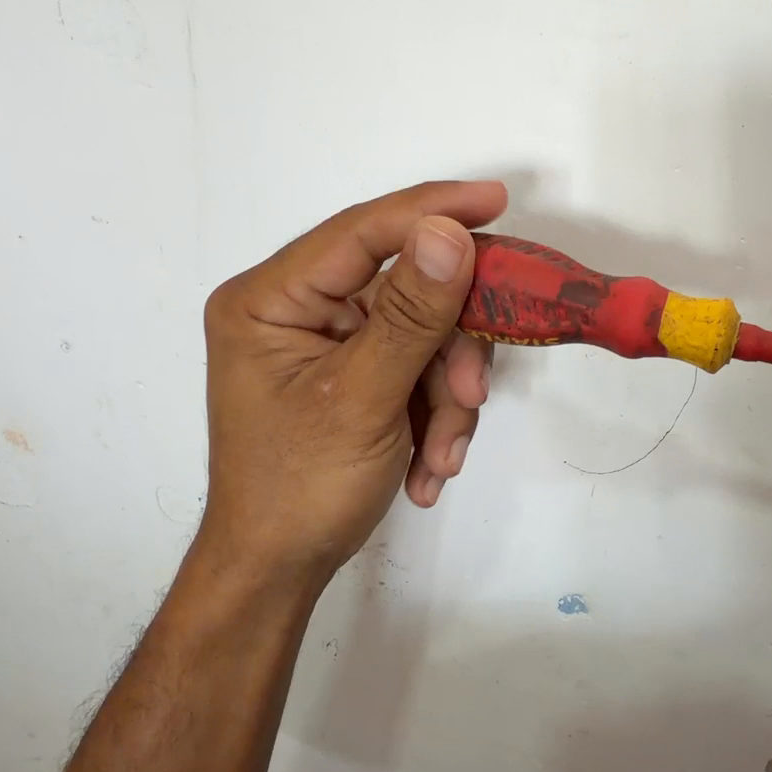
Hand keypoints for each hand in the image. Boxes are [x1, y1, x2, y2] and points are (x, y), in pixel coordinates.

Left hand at [194, 180, 506, 586]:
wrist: (279, 569)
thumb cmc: (298, 490)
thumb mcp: (361, 400)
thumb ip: (409, 317)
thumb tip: (450, 234)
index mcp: (273, 299)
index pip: (362, 233)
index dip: (432, 212)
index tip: (498, 202)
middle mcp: (301, 310)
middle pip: (409, 293)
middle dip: (449, 355)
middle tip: (470, 400)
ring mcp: (333, 345)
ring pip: (427, 339)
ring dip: (447, 401)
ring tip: (441, 459)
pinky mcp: (359, 376)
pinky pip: (421, 373)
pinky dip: (436, 418)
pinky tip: (428, 466)